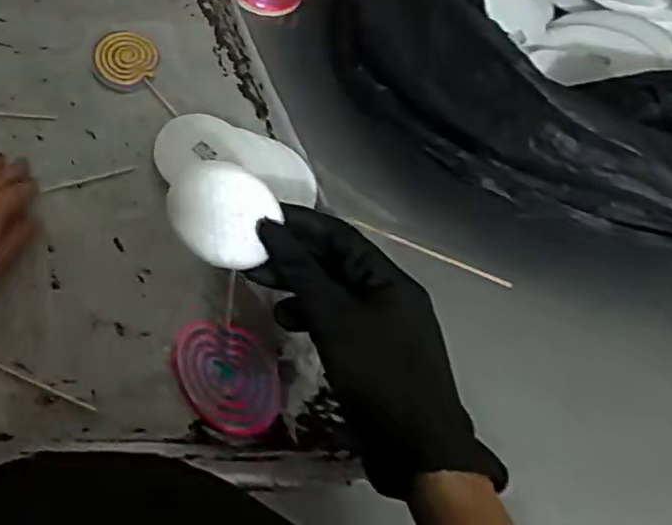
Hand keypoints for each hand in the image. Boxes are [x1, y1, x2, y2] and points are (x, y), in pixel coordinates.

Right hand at [246, 207, 505, 500]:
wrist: (419, 454)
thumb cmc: (376, 373)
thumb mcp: (332, 316)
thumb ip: (299, 269)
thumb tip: (268, 227)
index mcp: (388, 279)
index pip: (338, 234)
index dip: (299, 221)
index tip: (261, 216)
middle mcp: (387, 294)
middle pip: (332, 260)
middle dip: (291, 254)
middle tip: (252, 251)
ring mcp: (380, 323)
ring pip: (330, 289)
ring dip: (295, 283)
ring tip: (260, 282)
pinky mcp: (370, 349)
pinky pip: (333, 316)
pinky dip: (308, 312)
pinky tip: (285, 319)